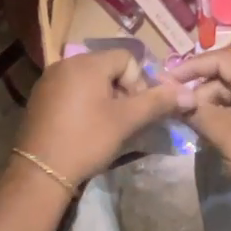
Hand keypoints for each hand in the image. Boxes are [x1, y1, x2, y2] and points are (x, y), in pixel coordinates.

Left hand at [14, 49, 192, 184]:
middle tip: (123, 119)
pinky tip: (84, 128)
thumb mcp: (126, 121)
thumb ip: (158, 102)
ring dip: (104, 98)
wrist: (40, 171)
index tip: (135, 110)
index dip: (138, 82)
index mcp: (87, 63)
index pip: (127, 58)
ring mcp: (49, 80)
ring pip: (89, 80)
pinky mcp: (40, 97)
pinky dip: (84, 103)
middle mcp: (65, 63)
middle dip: (122, 90)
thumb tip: (190, 95)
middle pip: (107, 67)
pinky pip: (71, 90)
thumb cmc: (87, 140)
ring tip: (106, 125)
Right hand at [170, 51, 230, 207]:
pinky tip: (218, 132)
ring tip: (198, 127)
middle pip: (229, 76)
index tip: (169, 80)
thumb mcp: (229, 138)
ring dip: (215, 105)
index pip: (222, 59)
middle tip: (183, 114)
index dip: (193, 66)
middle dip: (203, 91)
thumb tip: (179, 99)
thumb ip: (201, 114)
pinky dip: (230, 114)